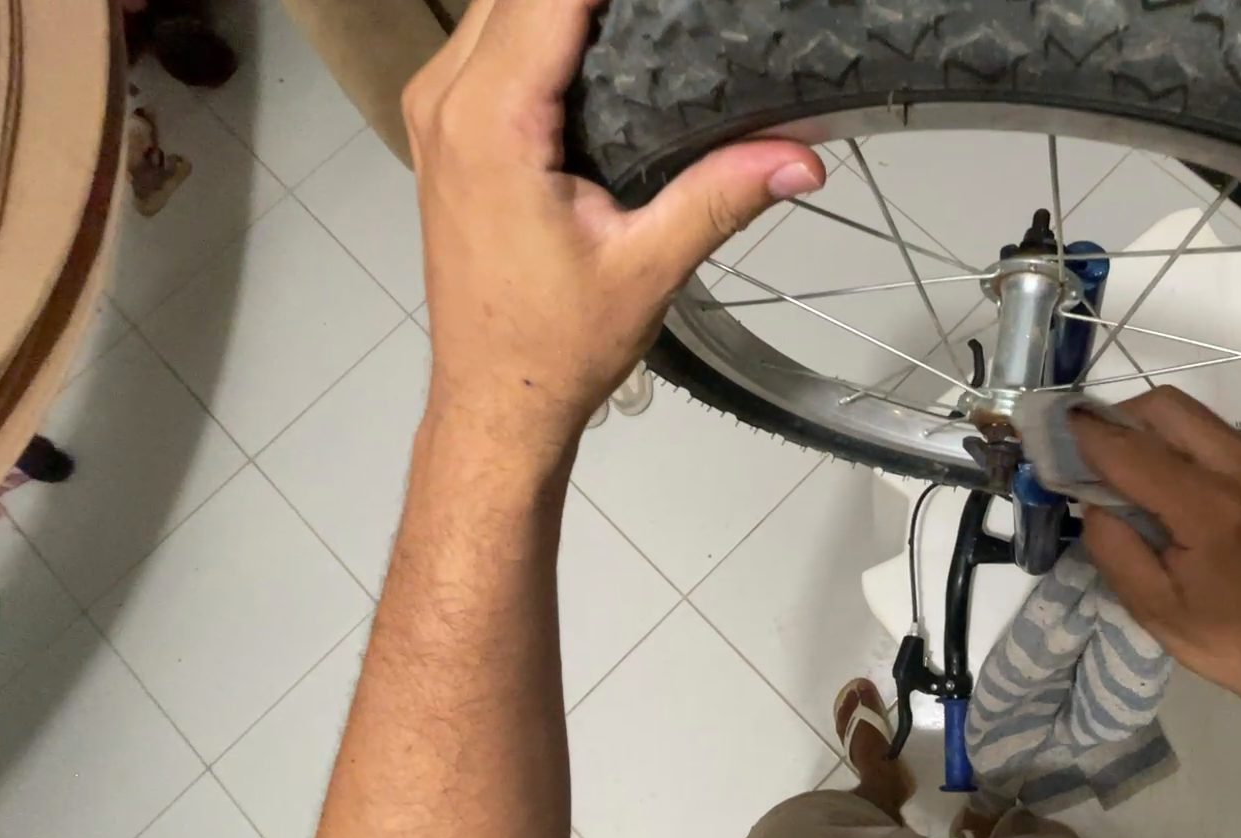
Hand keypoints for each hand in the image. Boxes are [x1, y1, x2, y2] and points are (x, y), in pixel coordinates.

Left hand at [402, 0, 824, 450]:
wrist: (499, 396)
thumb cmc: (563, 343)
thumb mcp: (650, 268)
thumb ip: (720, 197)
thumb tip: (804, 160)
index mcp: (493, 121)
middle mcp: (447, 95)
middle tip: (682, 15)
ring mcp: (436, 110)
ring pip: (498, 10)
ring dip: (569, 6)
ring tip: (650, 28)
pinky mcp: (446, 133)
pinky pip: (489, 47)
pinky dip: (543, 33)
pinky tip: (604, 56)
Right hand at [1071, 388, 1240, 743]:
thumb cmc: (1228, 641)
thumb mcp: (1152, 607)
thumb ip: (1113, 546)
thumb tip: (1092, 497)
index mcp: (1211, 512)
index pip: (1131, 450)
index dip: (1086, 435)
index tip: (1053, 426)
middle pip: (1165, 407)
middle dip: (1118, 419)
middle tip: (1090, 452)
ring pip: (1194, 415)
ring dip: (1150, 430)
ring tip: (1127, 471)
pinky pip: (1219, 435)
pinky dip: (1183, 445)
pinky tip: (1173, 485)